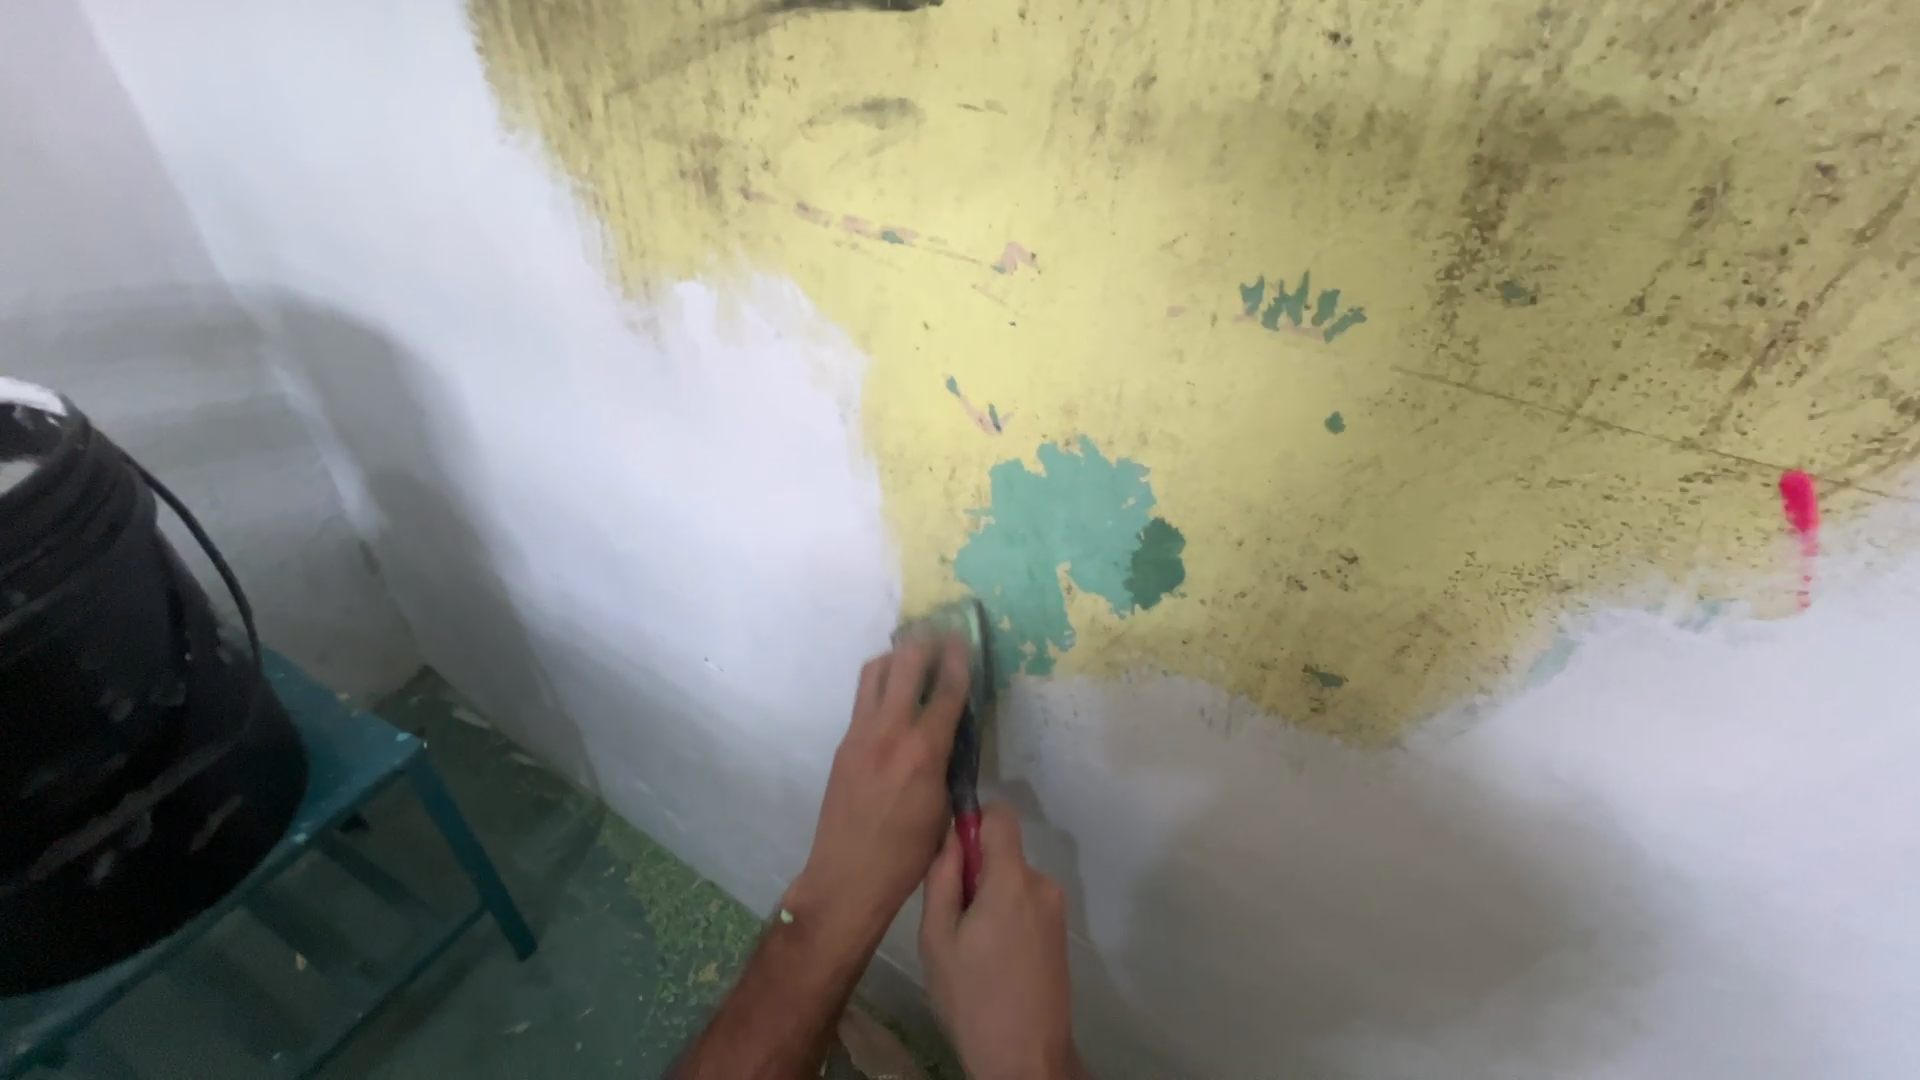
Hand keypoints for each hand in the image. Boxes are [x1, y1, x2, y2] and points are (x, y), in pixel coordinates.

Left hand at [790, 636, 969, 951]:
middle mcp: (890, 732)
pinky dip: (881, 684)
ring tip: (912, 656)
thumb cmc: (907, 855)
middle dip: (925, 643)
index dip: (958, 659)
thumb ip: (947, 763)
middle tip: (938, 635)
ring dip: (896, 656)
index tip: (964, 638)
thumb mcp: (941, 808)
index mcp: (923, 752)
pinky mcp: (844, 743)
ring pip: (875, 672)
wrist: (846, 877)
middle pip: (906, 664)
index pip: (946, 690)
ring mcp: (860, 734)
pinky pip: (863, 698)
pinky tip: (893, 695)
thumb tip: (951, 733)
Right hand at [920, 803, 1084, 1079]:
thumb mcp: (937, 937)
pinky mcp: (1060, 932)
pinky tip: (993, 959)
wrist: (1027, 1059)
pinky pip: (1025, 903)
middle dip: (976, 873)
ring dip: (990, 898)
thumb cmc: (973, 997)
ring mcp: (1055, 908)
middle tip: (954, 919)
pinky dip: (1006, 916)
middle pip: (1003, 853)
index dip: (974, 820)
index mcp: (1011, 878)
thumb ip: (942, 878)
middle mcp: (1041, 883)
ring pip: (1012, 881)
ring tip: (972, 948)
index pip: (1000, 815)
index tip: (953, 852)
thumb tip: (952, 838)